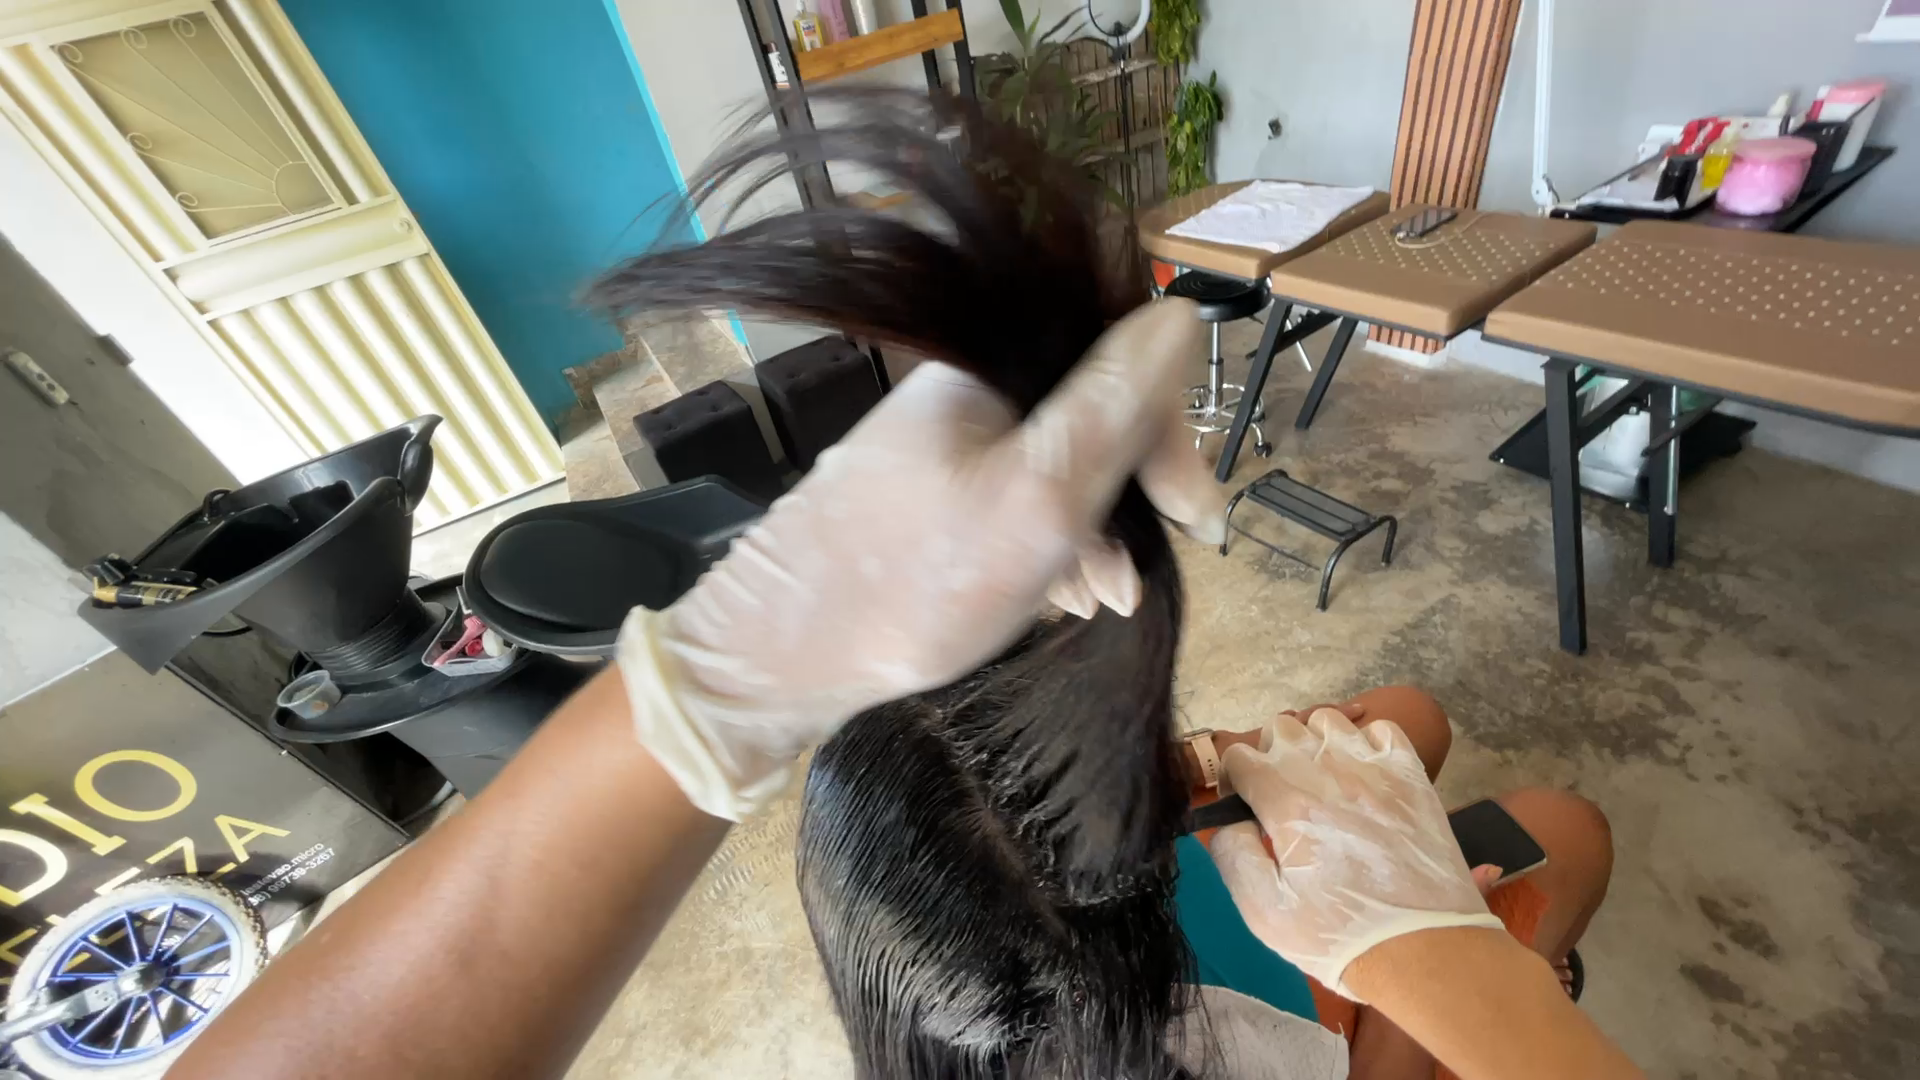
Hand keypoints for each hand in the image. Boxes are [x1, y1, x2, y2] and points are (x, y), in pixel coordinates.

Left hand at [618, 299, 1224, 818]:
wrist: (782, 657)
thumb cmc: (915, 583)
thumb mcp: (1036, 498)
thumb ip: (1111, 407)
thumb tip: (1178, 313)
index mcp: (991, 368)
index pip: (1117, 369)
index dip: (1167, 442)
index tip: (1193, 523)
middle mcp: (965, 391)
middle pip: (1085, 422)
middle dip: (1128, 500)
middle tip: (1144, 579)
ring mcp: (942, 444)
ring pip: (1051, 471)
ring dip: (1091, 533)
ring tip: (1102, 602)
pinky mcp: (927, 493)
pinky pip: (1010, 503)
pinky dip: (1045, 545)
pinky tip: (1059, 596)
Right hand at [1207, 708, 1504, 1000]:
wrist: (1428, 954)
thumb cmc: (1339, 936)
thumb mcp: (1262, 910)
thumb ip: (1231, 853)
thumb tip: (1228, 819)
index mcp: (1283, 802)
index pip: (1238, 756)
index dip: (1234, 780)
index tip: (1246, 806)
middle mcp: (1323, 772)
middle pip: (1279, 727)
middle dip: (1270, 755)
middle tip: (1284, 795)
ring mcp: (1371, 769)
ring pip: (1326, 719)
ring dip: (1316, 743)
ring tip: (1326, 780)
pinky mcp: (1411, 776)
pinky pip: (1382, 730)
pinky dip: (1368, 744)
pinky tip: (1368, 775)